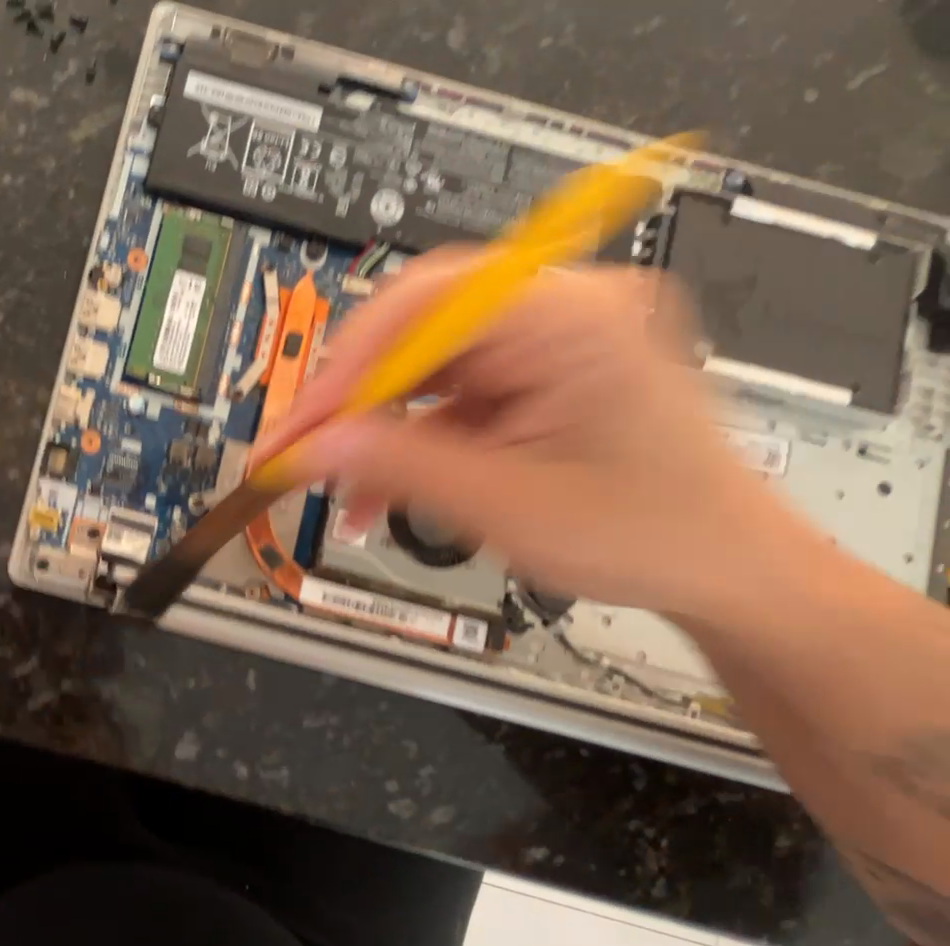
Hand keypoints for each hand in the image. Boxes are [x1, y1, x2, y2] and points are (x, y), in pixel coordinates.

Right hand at [256, 249, 827, 620]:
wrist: (720, 566)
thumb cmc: (653, 532)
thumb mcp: (503, 505)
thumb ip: (397, 466)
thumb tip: (313, 443)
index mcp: (575, 318)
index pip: (426, 304)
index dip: (347, 364)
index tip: (301, 425)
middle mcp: (560, 312)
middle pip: (412, 330)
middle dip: (349, 400)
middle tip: (300, 451)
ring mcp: (542, 344)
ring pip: (415, 369)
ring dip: (369, 431)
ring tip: (338, 488)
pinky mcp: (526, 376)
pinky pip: (437, 397)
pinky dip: (401, 444)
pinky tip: (376, 490)